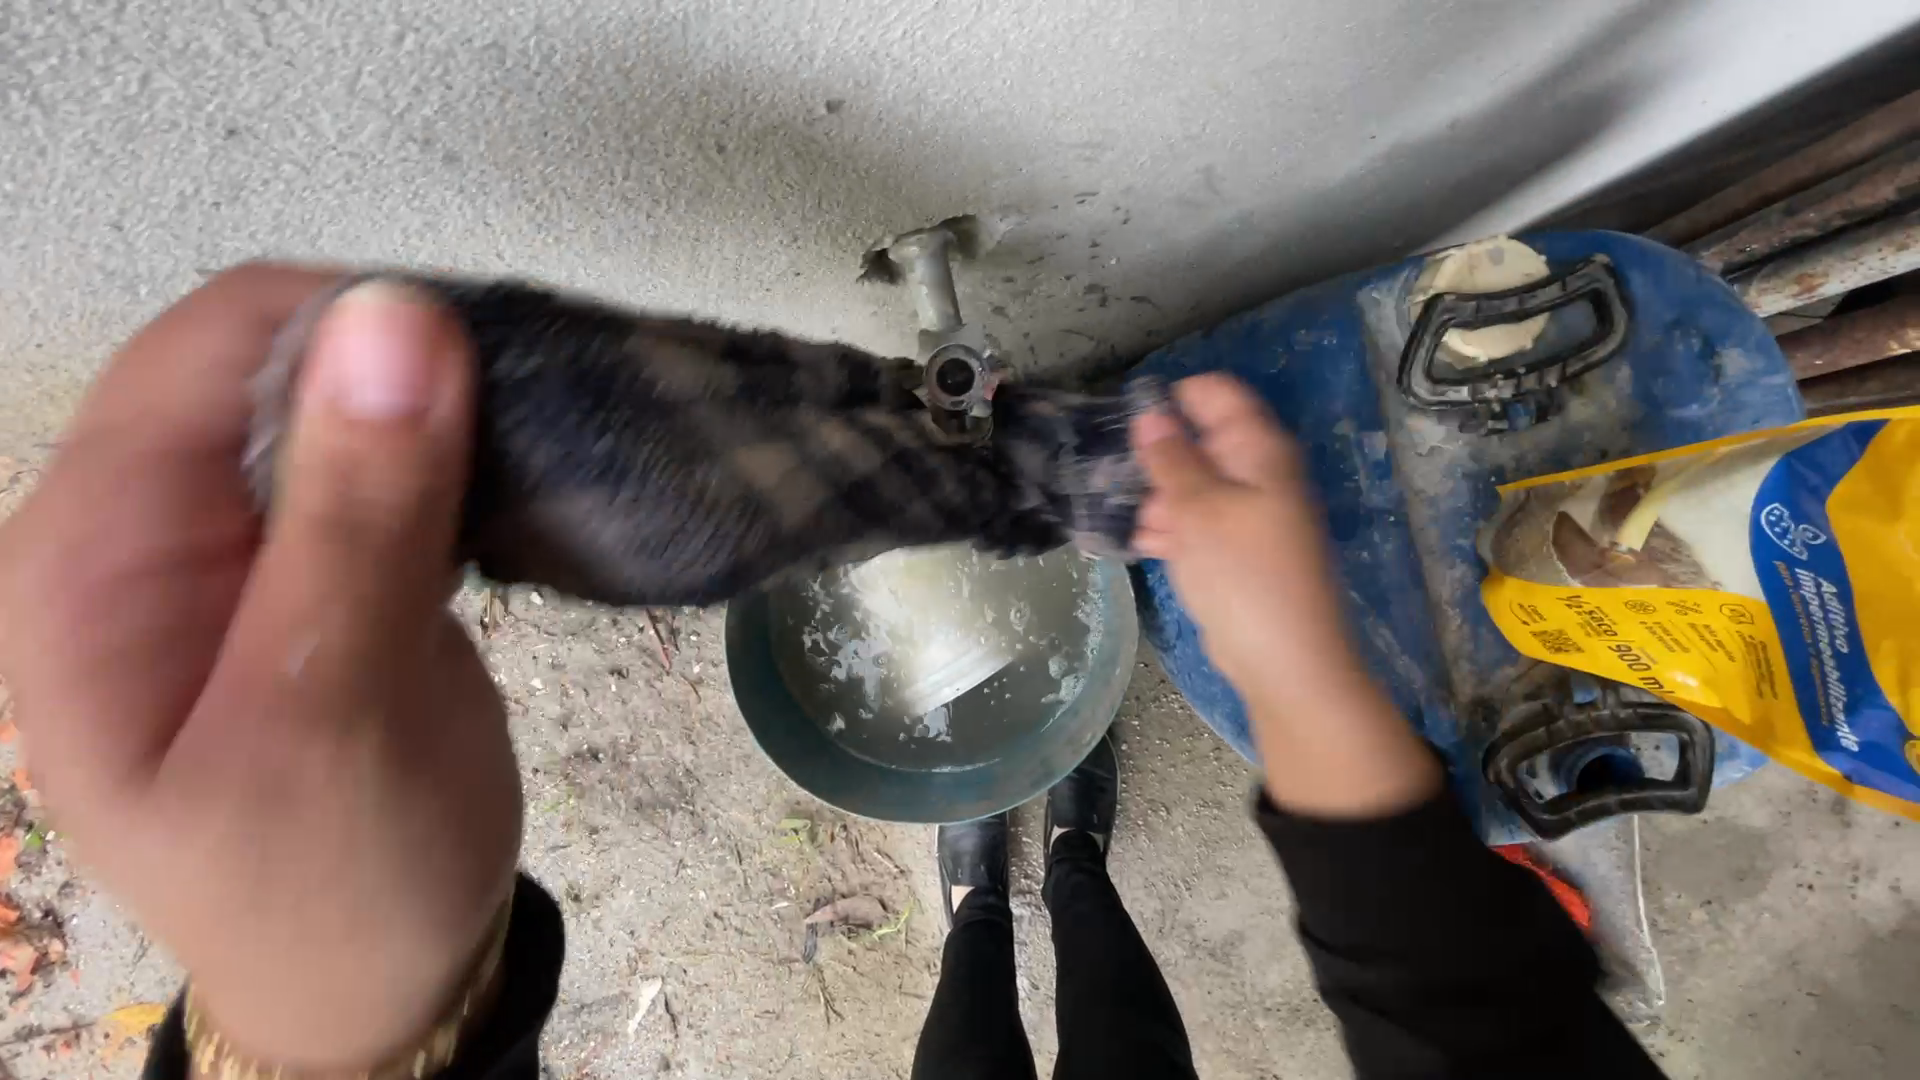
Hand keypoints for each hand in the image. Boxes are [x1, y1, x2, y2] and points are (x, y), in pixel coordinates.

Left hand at [0, 268, 521, 1067]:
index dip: (358, 321)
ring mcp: (268, 554)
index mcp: (102, 546)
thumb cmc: (342, 862)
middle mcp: (172, 529)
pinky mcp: (349, 578)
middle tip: (543, 411)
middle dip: (417, 366)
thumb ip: (361, 510)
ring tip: (549, 442)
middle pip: (289, 369)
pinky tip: (525, 487)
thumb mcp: (336, 698)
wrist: (389, 965)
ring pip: (357, 420)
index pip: (217, 345)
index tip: (500, 356)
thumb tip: (402, 317)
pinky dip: (467, 463)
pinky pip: (402, 477)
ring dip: (454, 413)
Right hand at [1132, 374, 1438, 817]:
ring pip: (1192, 486)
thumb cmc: (1242, 574)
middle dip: (1159, 461)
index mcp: (1259, 450)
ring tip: (1141, 530)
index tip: (1128, 426)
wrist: (1283, 659)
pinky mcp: (1236, 549)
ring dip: (1160, 502)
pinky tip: (1147, 548)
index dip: (1171, 400)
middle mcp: (1257, 473)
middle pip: (1198, 442)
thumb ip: (1171, 458)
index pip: (1215, 394)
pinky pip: (1197, 523)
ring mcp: (1247, 513)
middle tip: (1124, 485)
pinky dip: (1172, 531)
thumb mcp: (1197, 509)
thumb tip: (1150, 413)